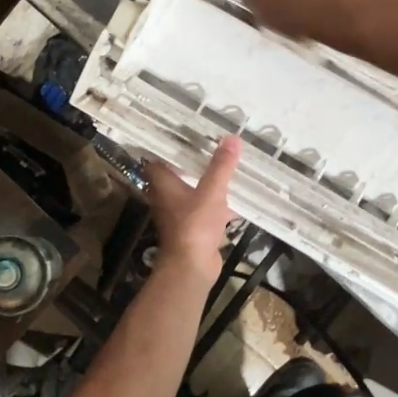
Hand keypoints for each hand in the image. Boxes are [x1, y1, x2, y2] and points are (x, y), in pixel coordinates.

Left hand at [145, 135, 241, 275]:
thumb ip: (221, 166)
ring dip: (209, 180)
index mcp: (162, 183)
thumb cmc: (194, 224)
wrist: (192, 266)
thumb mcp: (211, 191)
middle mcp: (167, 195)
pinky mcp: (194, 227)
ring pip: (194, 190)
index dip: (167, 143)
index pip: (157, 156)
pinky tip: (240, 197)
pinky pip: (207, 208)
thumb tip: (233, 138)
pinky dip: (220, 202)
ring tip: (229, 163)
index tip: (184, 130)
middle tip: (213, 142)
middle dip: (195, 160)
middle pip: (179, 172)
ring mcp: (180, 212)